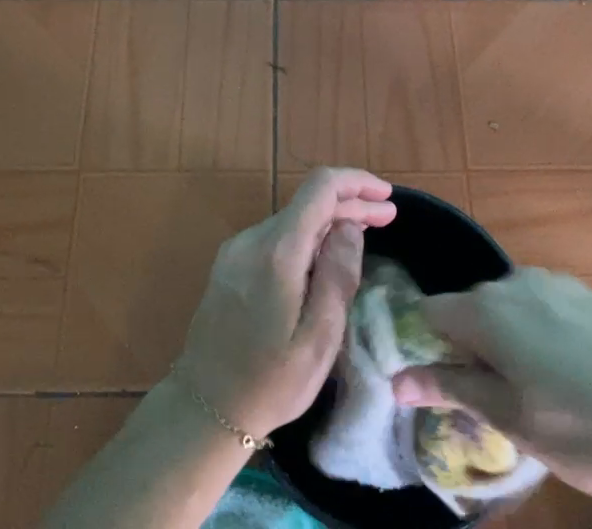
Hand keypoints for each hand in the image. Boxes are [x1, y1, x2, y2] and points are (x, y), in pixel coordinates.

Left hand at [173, 167, 396, 439]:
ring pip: (292, 219)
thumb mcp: (320, 338)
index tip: (387, 198)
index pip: (319, 188)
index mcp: (277, 252)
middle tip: (387, 218)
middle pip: (306, 202)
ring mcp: (236, 251)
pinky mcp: (230, 266)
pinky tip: (327, 255)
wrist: (204, 407)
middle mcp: (252, 240)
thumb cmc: (270, 382)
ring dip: (329, 220)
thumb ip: (337, 276)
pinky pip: (276, 237)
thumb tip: (350, 226)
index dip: (356, 182)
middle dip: (350, 203)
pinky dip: (307, 237)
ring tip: (364, 235)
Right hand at [391, 268, 591, 505]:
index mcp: (489, 309)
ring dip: (505, 344)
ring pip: (507, 309)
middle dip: (468, 349)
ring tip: (534, 397)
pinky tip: (570, 379)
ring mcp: (560, 285)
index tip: (439, 389)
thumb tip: (397, 380)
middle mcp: (518, 282)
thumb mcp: (513, 422)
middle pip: (469, 309)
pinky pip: (542, 309)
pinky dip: (538, 337)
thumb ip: (452, 390)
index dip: (425, 349)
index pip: (429, 313)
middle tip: (491, 405)